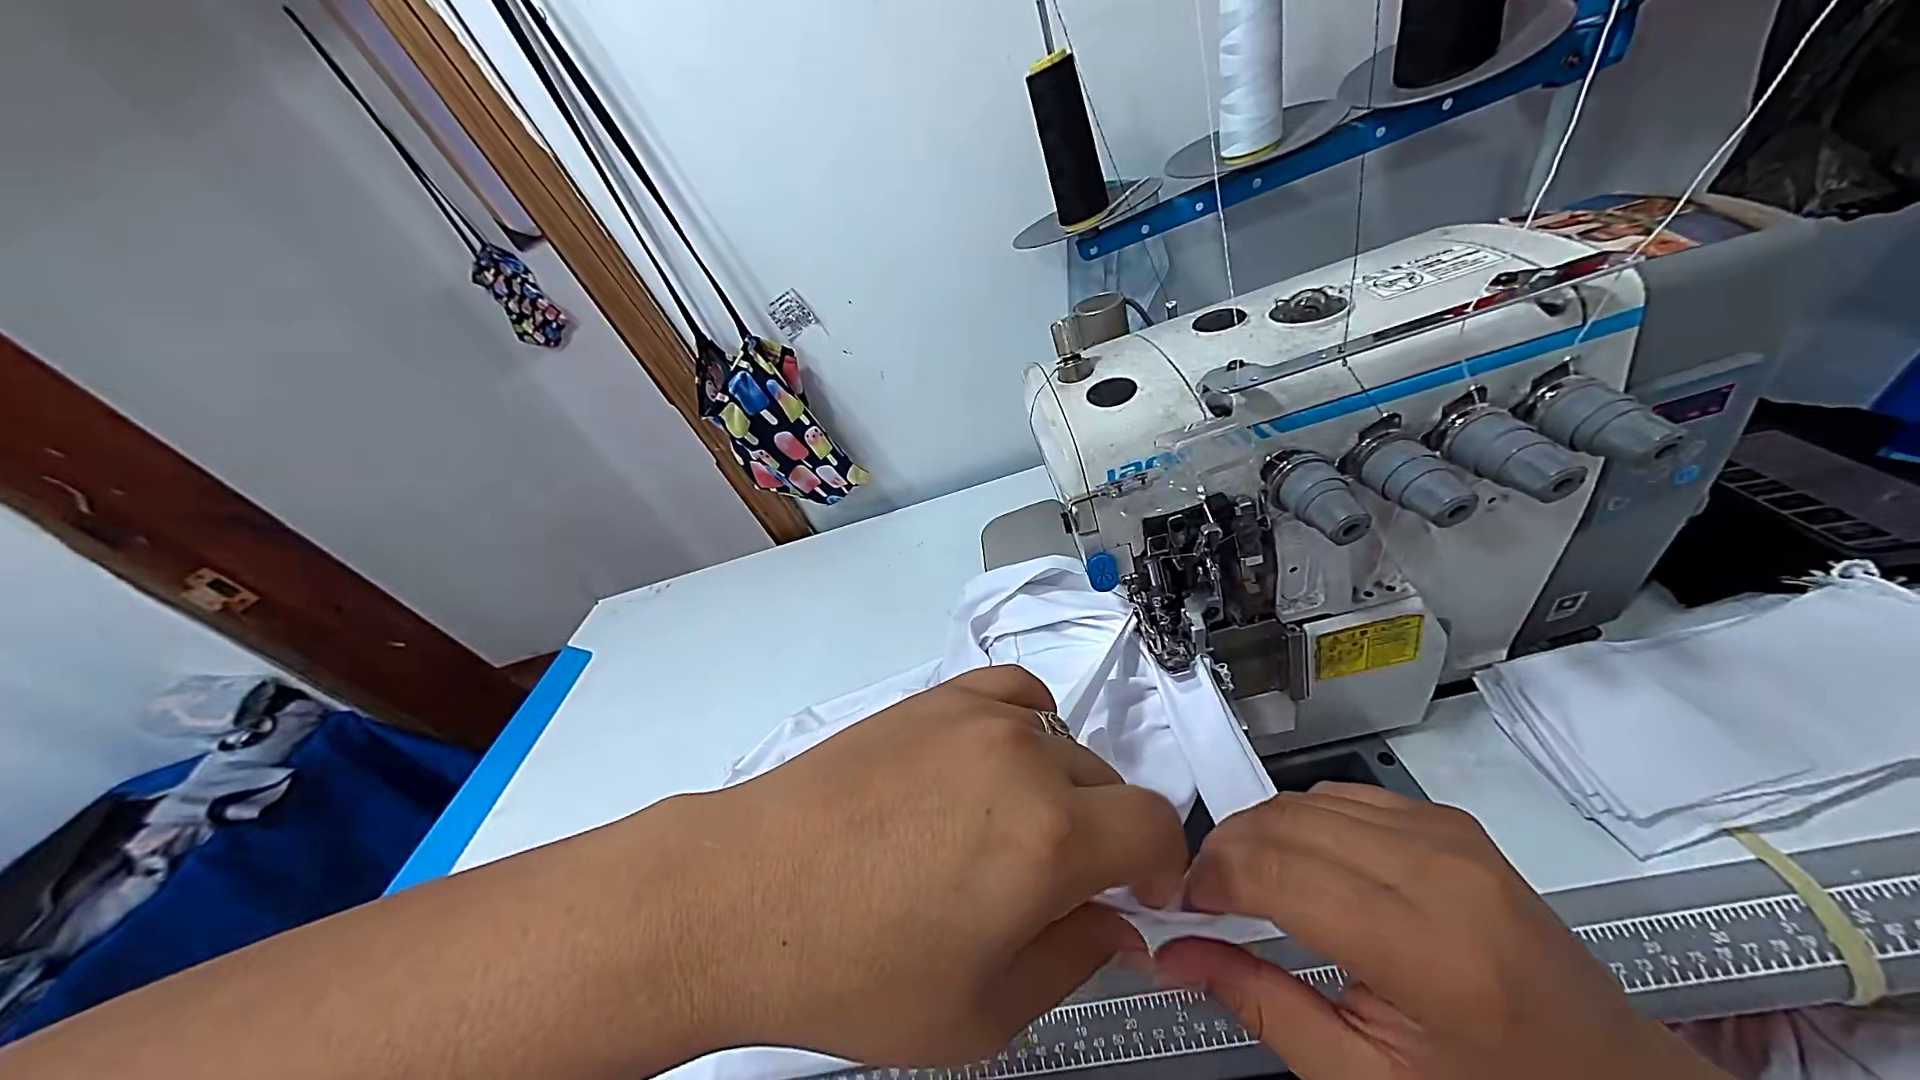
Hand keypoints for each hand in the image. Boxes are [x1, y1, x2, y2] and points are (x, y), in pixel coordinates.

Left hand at [635, 666, 1189, 1066]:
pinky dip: (1027, 724)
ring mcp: (976, 717)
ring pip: (1063, 743)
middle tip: (1053, 882)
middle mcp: (1024, 758)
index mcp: (1050, 836)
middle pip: (1109, 784)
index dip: (1161, 866)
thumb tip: (1118, 921)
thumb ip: (1076, 958)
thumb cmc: (856, 970)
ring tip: (1011, 828)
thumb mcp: (984, 1011)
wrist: (746, 892)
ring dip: (1063, 786)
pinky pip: (1014, 693)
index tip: (1137, 893)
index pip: (1157, 827)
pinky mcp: (935, 697)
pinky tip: (996, 759)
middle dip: (1102, 836)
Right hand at [1154, 783, 1728, 1079]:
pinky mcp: (1449, 820)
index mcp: (1427, 951)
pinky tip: (1302, 865)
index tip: (1179, 906)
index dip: (1207, 879)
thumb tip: (1171, 954)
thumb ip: (1260, 1003)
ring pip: (1301, 801)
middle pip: (1280, 823)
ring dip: (1256, 834)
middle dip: (1221, 852)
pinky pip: (1339, 795)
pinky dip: (1299, 823)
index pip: (1273, 872)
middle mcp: (1439, 870)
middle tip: (1204, 899)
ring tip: (1247, 883)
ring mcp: (1448, 833)